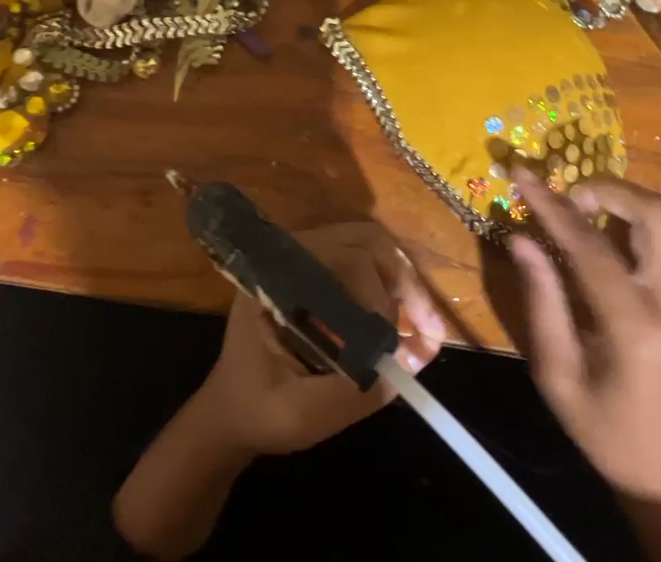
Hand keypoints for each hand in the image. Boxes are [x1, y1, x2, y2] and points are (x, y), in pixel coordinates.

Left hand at [197, 222, 446, 455]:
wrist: (230, 415)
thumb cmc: (257, 413)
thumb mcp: (301, 416)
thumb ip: (355, 393)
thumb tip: (415, 360)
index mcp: (274, 282)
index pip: (342, 261)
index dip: (376, 296)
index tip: (393, 347)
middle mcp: (292, 258)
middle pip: (365, 244)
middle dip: (403, 285)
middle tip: (430, 332)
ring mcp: (309, 262)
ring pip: (374, 250)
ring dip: (404, 287)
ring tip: (425, 331)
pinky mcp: (323, 275)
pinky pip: (370, 266)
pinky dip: (395, 292)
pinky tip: (407, 329)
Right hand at [509, 170, 660, 501]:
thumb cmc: (604, 431)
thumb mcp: (558, 375)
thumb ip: (541, 302)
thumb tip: (521, 239)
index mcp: (635, 327)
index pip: (591, 246)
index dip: (552, 207)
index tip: (522, 175)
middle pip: (655, 214)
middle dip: (608, 190)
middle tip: (567, 200)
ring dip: (631, 200)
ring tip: (590, 210)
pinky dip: (648, 218)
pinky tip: (616, 233)